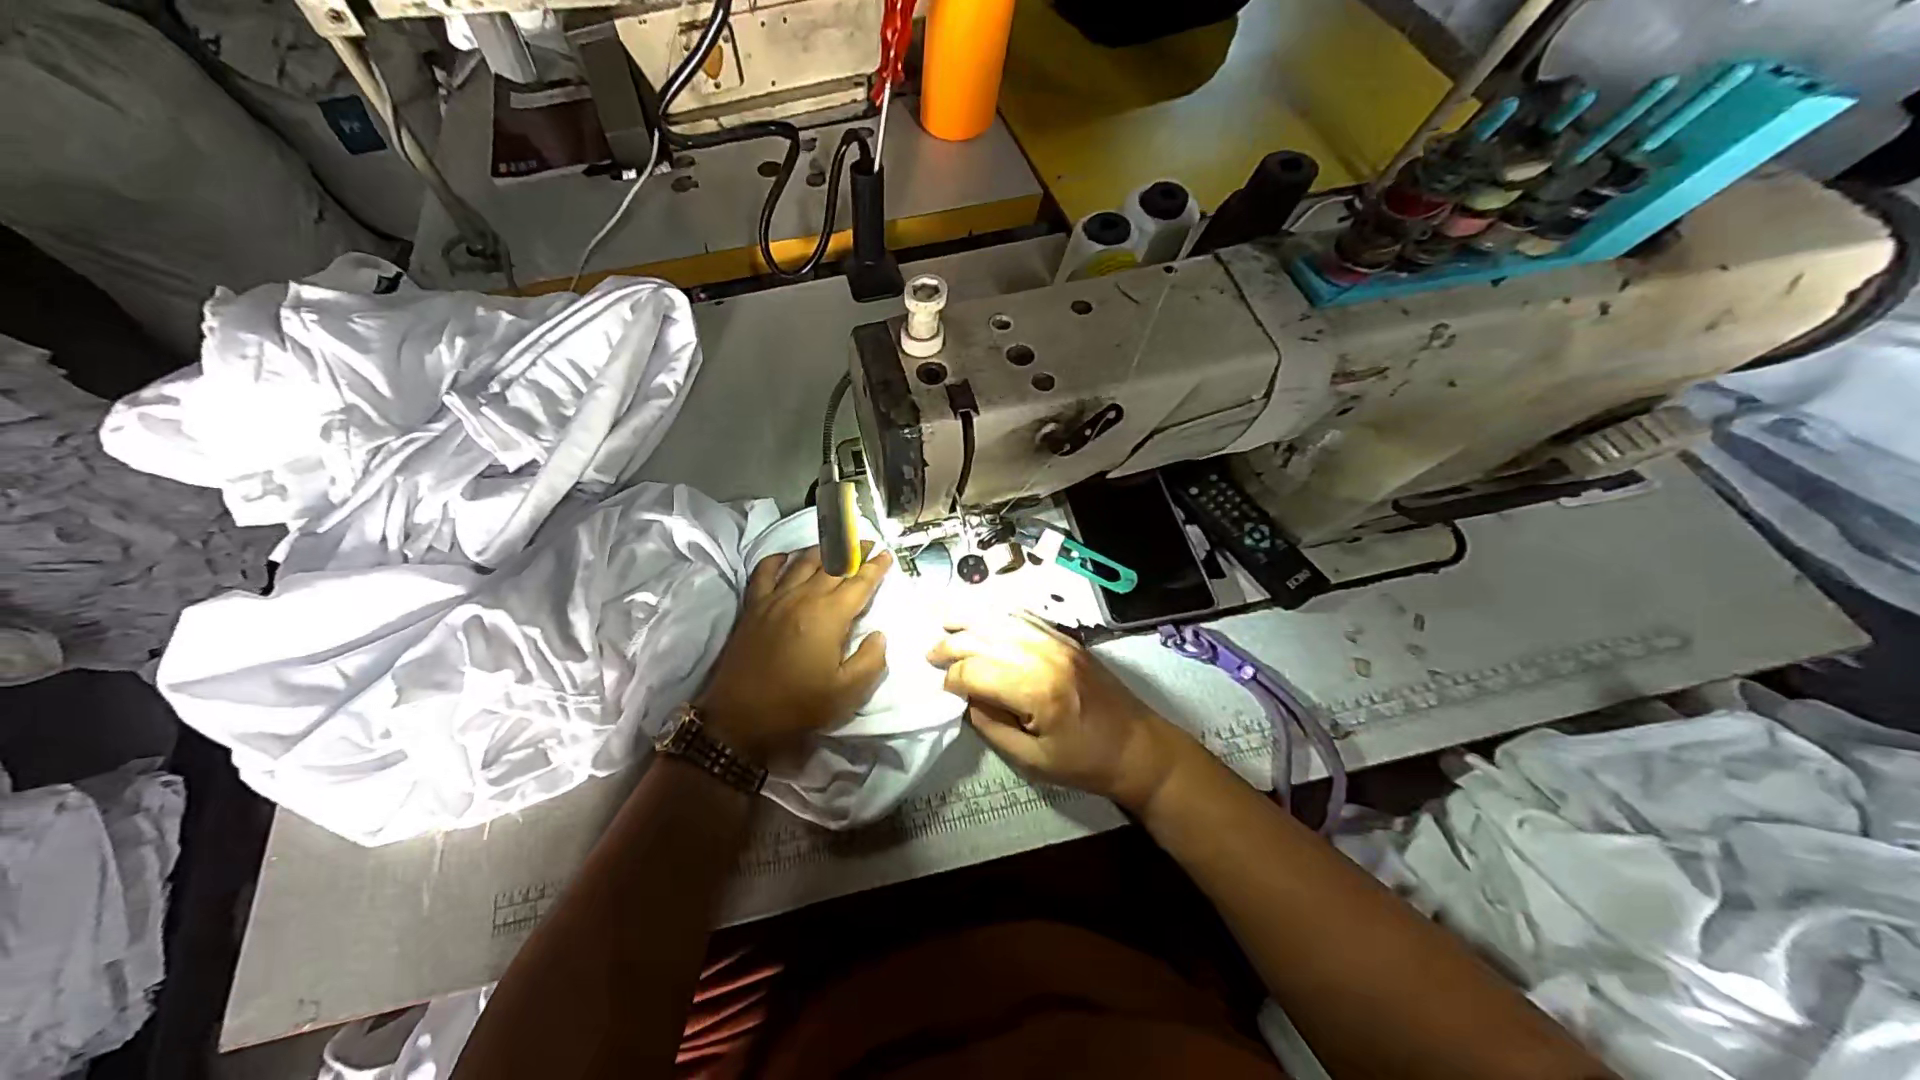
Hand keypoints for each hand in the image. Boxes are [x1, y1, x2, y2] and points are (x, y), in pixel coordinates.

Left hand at [696, 544, 892, 765]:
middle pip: (833, 565)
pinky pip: (764, 572)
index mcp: (830, 616)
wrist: (740, 718)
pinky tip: (786, 558)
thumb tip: (878, 635)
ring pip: (802, 562)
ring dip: (822, 551)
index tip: (886, 554)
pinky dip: (778, 559)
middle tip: (867, 545)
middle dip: (853, 553)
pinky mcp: (752, 607)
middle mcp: (803, 598)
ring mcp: (774, 599)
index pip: (859, 583)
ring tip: (835, 547)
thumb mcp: (847, 693)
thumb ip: (871, 660)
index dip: (875, 568)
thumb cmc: (798, 707)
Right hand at [927, 613, 1192, 811]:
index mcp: (1034, 689)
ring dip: (972, 620)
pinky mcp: (1068, 639)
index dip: (952, 679)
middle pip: (985, 638)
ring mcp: (1058, 642)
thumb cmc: (1085, 762)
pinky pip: (1026, 618)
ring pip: (1003, 620)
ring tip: (946, 623)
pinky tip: (985, 618)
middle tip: (931, 653)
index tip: (943, 689)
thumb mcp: (1031, 759)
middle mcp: (1044, 656)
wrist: (1139, 748)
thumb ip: (991, 725)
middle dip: (953, 644)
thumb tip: (966, 698)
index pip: (975, 671)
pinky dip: (1000, 616)